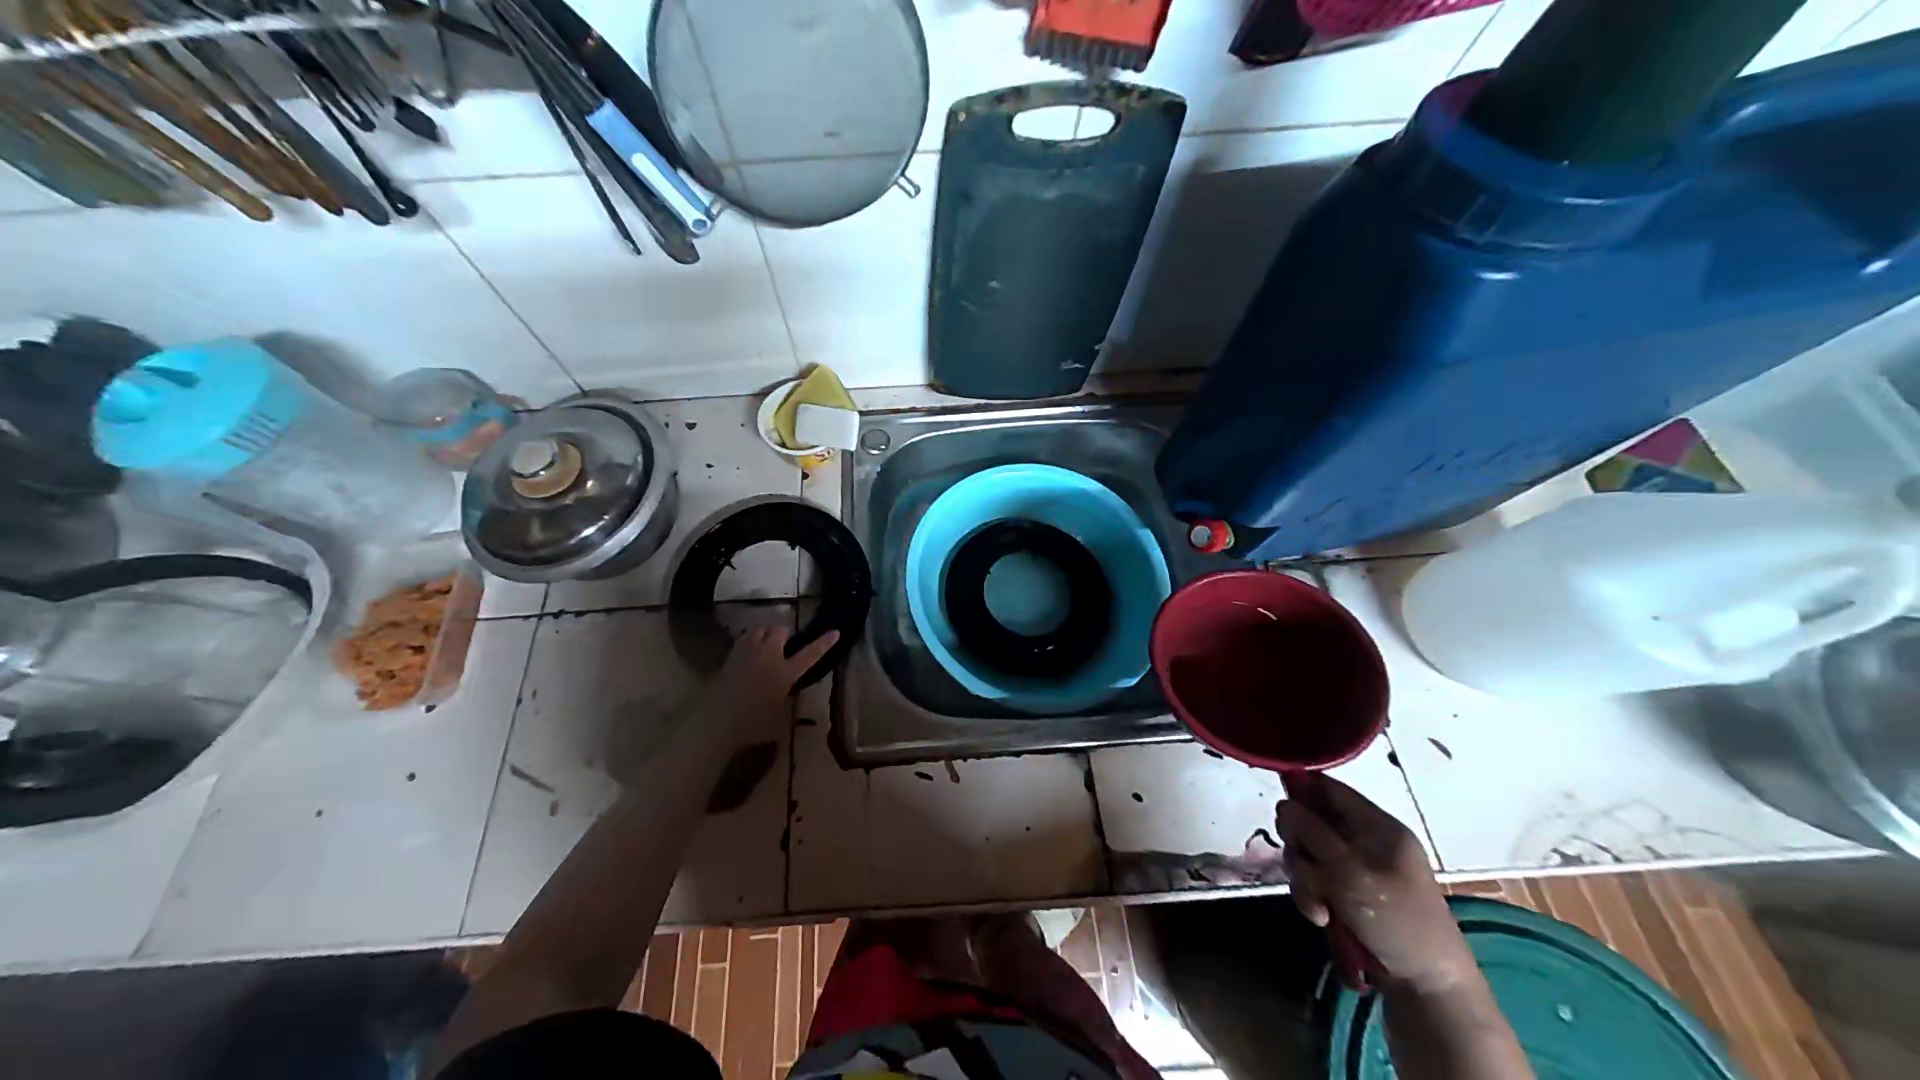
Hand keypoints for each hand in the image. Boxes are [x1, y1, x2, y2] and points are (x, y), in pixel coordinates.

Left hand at [697, 626, 838, 737]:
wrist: (715, 720)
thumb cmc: (752, 724)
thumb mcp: (777, 716)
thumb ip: (785, 699)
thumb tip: (787, 693)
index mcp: (785, 672)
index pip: (810, 654)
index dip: (824, 643)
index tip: (834, 631)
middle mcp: (768, 656)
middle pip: (779, 630)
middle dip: (784, 634)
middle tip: (785, 645)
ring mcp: (747, 653)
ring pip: (759, 629)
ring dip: (765, 633)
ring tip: (765, 644)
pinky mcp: (730, 657)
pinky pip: (743, 640)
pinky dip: (749, 641)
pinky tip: (749, 653)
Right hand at [1275, 773, 1475, 993]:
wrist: (1427, 985)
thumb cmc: (1395, 919)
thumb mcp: (1349, 871)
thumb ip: (1312, 833)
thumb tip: (1284, 804)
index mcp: (1377, 826)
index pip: (1330, 789)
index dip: (1301, 789)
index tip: (1279, 806)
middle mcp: (1364, 842)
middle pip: (1310, 823)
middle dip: (1300, 848)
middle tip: (1305, 867)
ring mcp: (1355, 869)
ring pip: (1307, 856)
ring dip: (1305, 881)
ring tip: (1320, 910)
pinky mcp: (1347, 894)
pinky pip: (1314, 882)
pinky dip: (1313, 898)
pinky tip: (1323, 919)